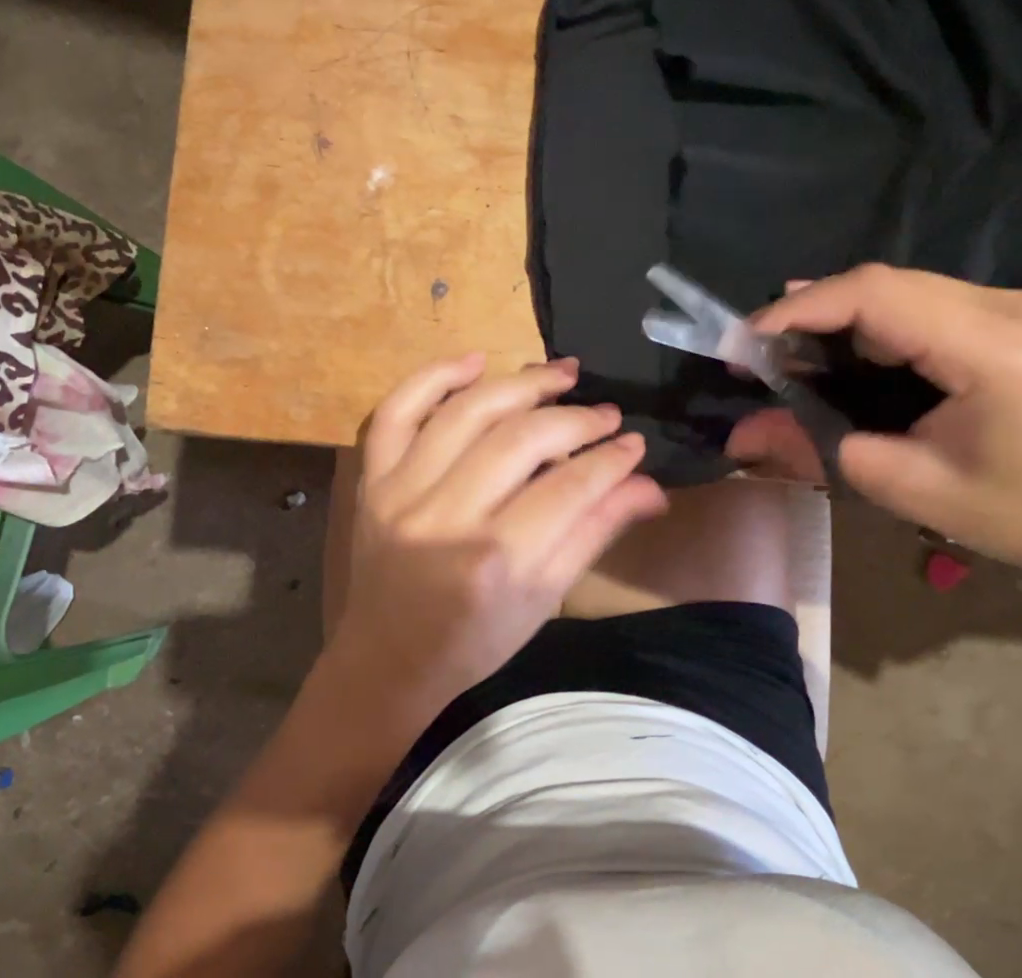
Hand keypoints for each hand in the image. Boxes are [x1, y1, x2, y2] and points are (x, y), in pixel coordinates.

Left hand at [326, 354, 667, 701]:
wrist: (389, 659)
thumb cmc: (476, 640)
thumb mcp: (544, 598)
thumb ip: (594, 533)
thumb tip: (649, 484)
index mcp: (496, 560)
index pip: (567, 487)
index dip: (609, 459)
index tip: (634, 442)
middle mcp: (446, 517)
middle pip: (519, 440)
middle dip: (574, 419)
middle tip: (605, 412)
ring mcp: (401, 493)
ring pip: (465, 412)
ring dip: (519, 384)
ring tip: (561, 375)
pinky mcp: (372, 481)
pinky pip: (396, 412)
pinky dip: (433, 377)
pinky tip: (476, 362)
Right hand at [725, 265, 1021, 602]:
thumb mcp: (911, 488)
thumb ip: (819, 448)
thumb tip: (742, 435)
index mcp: (994, 346)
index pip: (877, 295)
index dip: (803, 308)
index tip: (746, 338)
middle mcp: (1014, 307)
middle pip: (890, 283)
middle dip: (816, 309)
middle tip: (760, 350)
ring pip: (910, 289)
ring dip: (846, 315)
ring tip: (791, 349)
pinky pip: (934, 305)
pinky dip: (881, 323)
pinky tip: (850, 349)